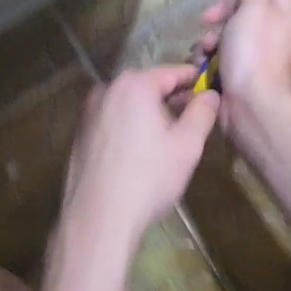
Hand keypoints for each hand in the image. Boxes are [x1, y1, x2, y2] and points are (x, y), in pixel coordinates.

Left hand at [61, 66, 220, 242]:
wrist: (98, 218)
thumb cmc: (148, 178)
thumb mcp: (187, 145)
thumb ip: (202, 113)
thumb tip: (211, 94)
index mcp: (134, 85)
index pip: (172, 72)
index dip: (194, 79)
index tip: (210, 88)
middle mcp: (107, 90)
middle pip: (148, 86)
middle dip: (172, 97)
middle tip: (194, 115)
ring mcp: (88, 113)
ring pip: (128, 104)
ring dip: (149, 113)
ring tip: (170, 136)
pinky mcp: (79, 135)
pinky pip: (112, 121)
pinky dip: (129, 127)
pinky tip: (140, 153)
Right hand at [199, 0, 290, 122]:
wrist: (250, 105)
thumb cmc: (253, 52)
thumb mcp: (254, 10)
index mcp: (286, 14)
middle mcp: (277, 32)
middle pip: (247, 7)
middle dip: (223, 11)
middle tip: (209, 18)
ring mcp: (260, 54)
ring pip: (231, 32)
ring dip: (213, 36)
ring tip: (206, 48)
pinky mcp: (243, 72)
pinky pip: (226, 54)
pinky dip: (212, 56)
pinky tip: (203, 62)